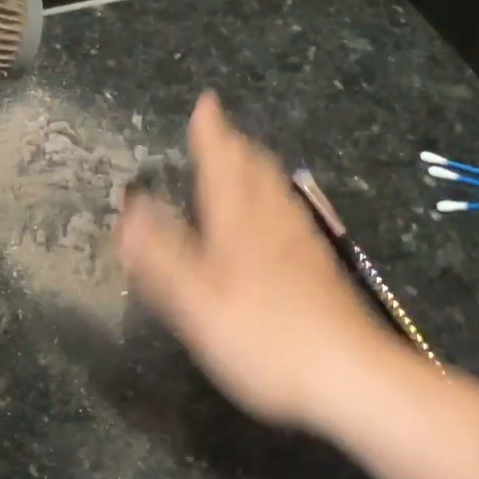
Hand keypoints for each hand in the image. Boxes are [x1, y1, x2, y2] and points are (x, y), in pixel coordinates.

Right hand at [115, 92, 397, 432]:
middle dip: (234, 144)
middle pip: (254, 171)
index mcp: (238, 224)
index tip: (206, 102)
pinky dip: (273, 198)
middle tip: (220, 126)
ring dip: (256, 166)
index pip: (222, 164)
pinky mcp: (317, 269)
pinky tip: (276, 217)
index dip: (211, 132)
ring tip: (245, 156)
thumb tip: (128, 212)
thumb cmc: (265, 338)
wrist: (351, 377)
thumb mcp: (196, 304)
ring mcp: (299, 244)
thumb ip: (160, 258)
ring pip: (275, 191)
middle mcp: (271, 223)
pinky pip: (289, 216)